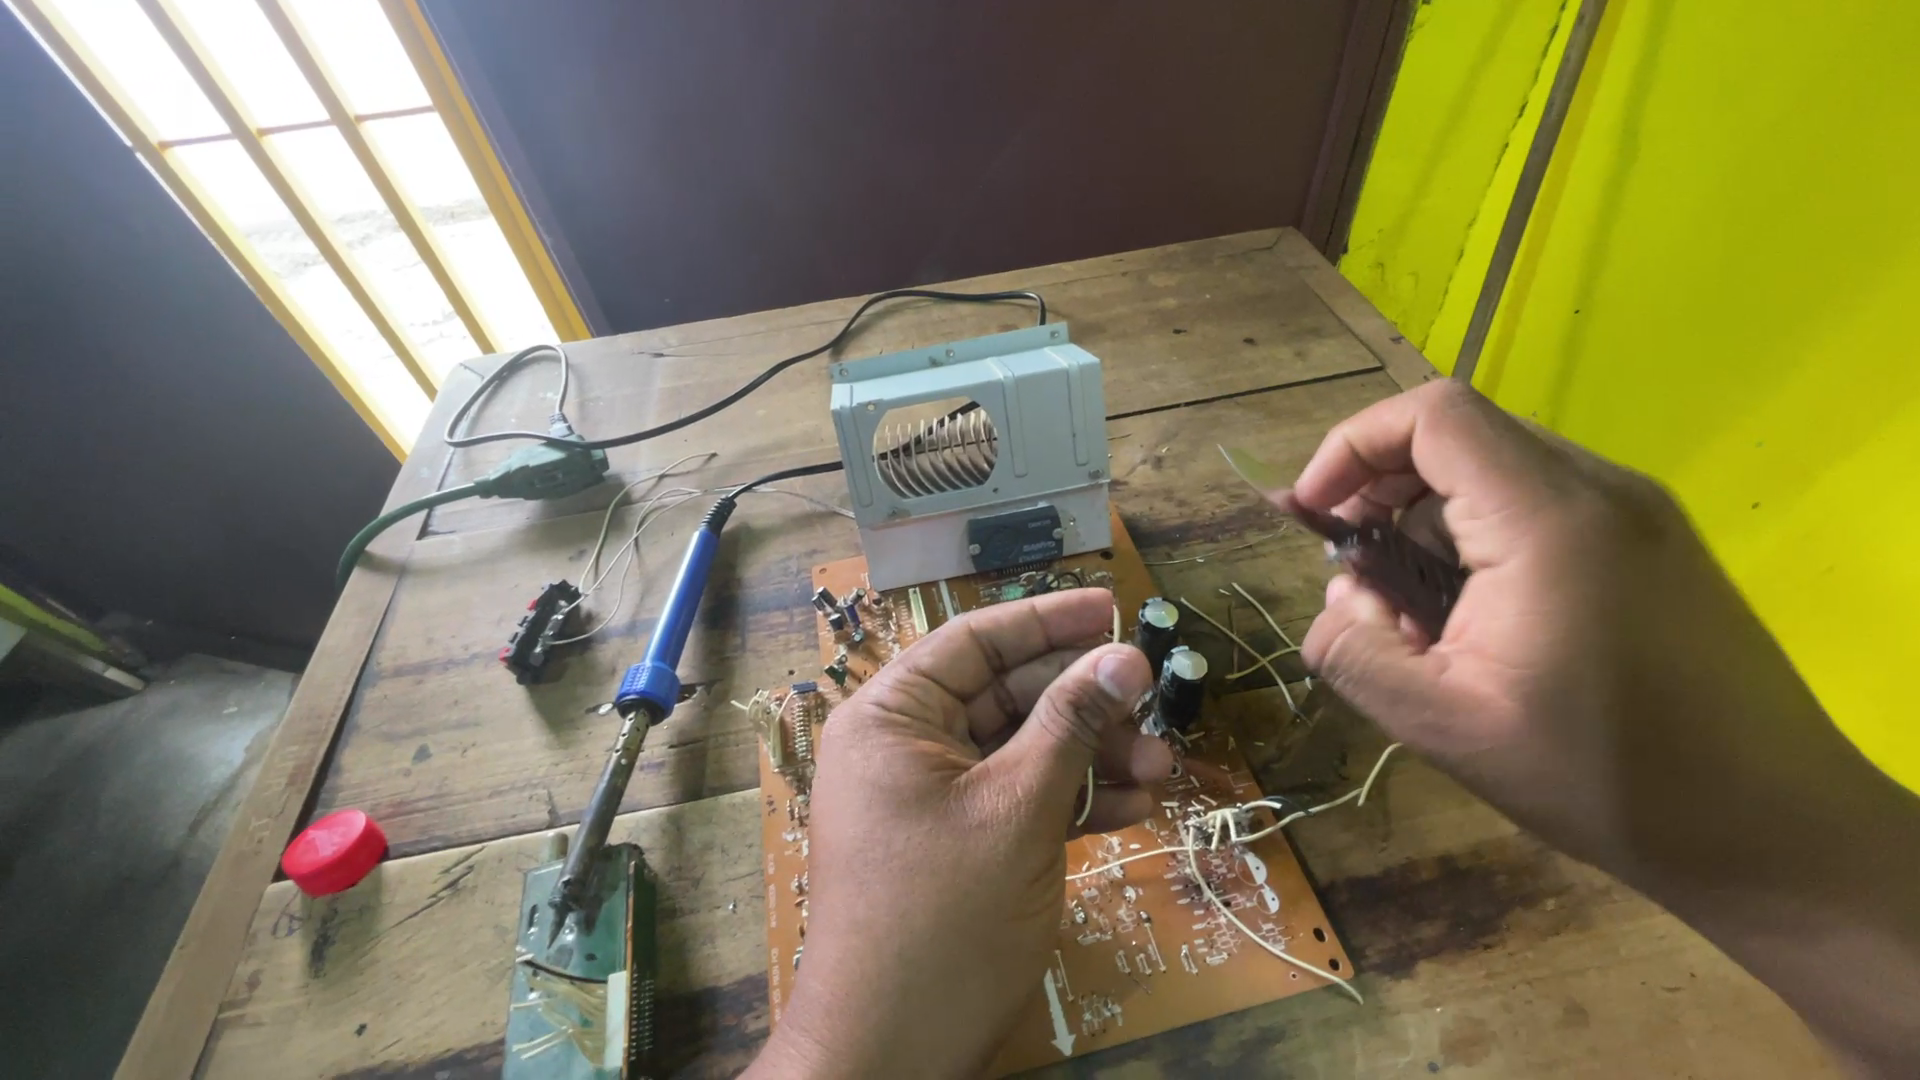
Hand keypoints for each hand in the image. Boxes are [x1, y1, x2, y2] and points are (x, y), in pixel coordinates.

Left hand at [747, 589, 1172, 1079]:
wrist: (895, 1051)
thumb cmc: (944, 915)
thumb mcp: (1016, 807)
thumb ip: (1069, 725)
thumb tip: (1124, 656)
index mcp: (893, 715)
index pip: (974, 640)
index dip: (1045, 619)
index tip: (1111, 607)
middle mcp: (908, 743)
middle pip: (1006, 694)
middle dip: (1083, 701)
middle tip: (1152, 697)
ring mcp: (936, 793)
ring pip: (1022, 748)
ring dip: (1091, 754)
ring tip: (1162, 763)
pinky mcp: (962, 837)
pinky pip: (1020, 795)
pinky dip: (1072, 797)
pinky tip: (1134, 802)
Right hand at [1288, 379, 1919, 1074]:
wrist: (1773, 833)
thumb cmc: (1603, 777)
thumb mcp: (1442, 725)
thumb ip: (1353, 652)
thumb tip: (1338, 604)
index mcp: (1548, 520)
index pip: (1430, 416)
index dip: (1350, 447)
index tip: (1312, 514)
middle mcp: (1599, 491)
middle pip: (1456, 436)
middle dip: (1377, 488)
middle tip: (1352, 569)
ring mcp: (1634, 513)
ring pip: (1490, 470)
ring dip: (1421, 520)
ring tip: (1407, 607)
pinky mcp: (1646, 543)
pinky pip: (1530, 503)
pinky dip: (1470, 538)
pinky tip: (1466, 614)